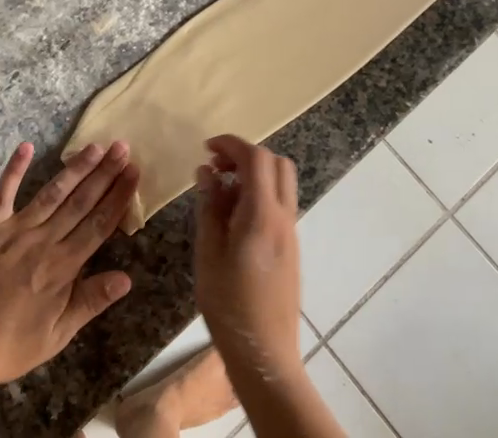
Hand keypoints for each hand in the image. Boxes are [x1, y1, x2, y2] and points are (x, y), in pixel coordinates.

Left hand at [0, 140, 139, 391]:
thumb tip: (126, 278)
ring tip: (93, 147)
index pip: (99, 225)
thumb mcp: (57, 334)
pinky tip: (26, 147)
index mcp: (62, 267)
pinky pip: (4, 193)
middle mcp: (42, 241)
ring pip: (51, 193)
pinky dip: (14, 169)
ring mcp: (14, 230)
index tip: (133, 173)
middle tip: (121, 148)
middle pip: (80, 202)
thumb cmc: (10, 344)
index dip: (118, 197)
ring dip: (74, 169)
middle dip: (103, 174)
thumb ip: (91, 301)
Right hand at [193, 135, 301, 376]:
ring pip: (280, 183)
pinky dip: (258, 194)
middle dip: (245, 155)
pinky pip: (278, 204)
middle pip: (276, 164)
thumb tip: (206, 172)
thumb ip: (209, 208)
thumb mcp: (208, 253)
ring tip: (219, 193)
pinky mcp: (290, 247)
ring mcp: (291, 233)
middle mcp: (283, 218)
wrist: (265, 353)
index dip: (232, 144)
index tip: (206, 148)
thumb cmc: (229, 305)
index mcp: (262, 216)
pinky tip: (232, 217)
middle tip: (215, 167)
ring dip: (253, 175)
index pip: (256, 159)